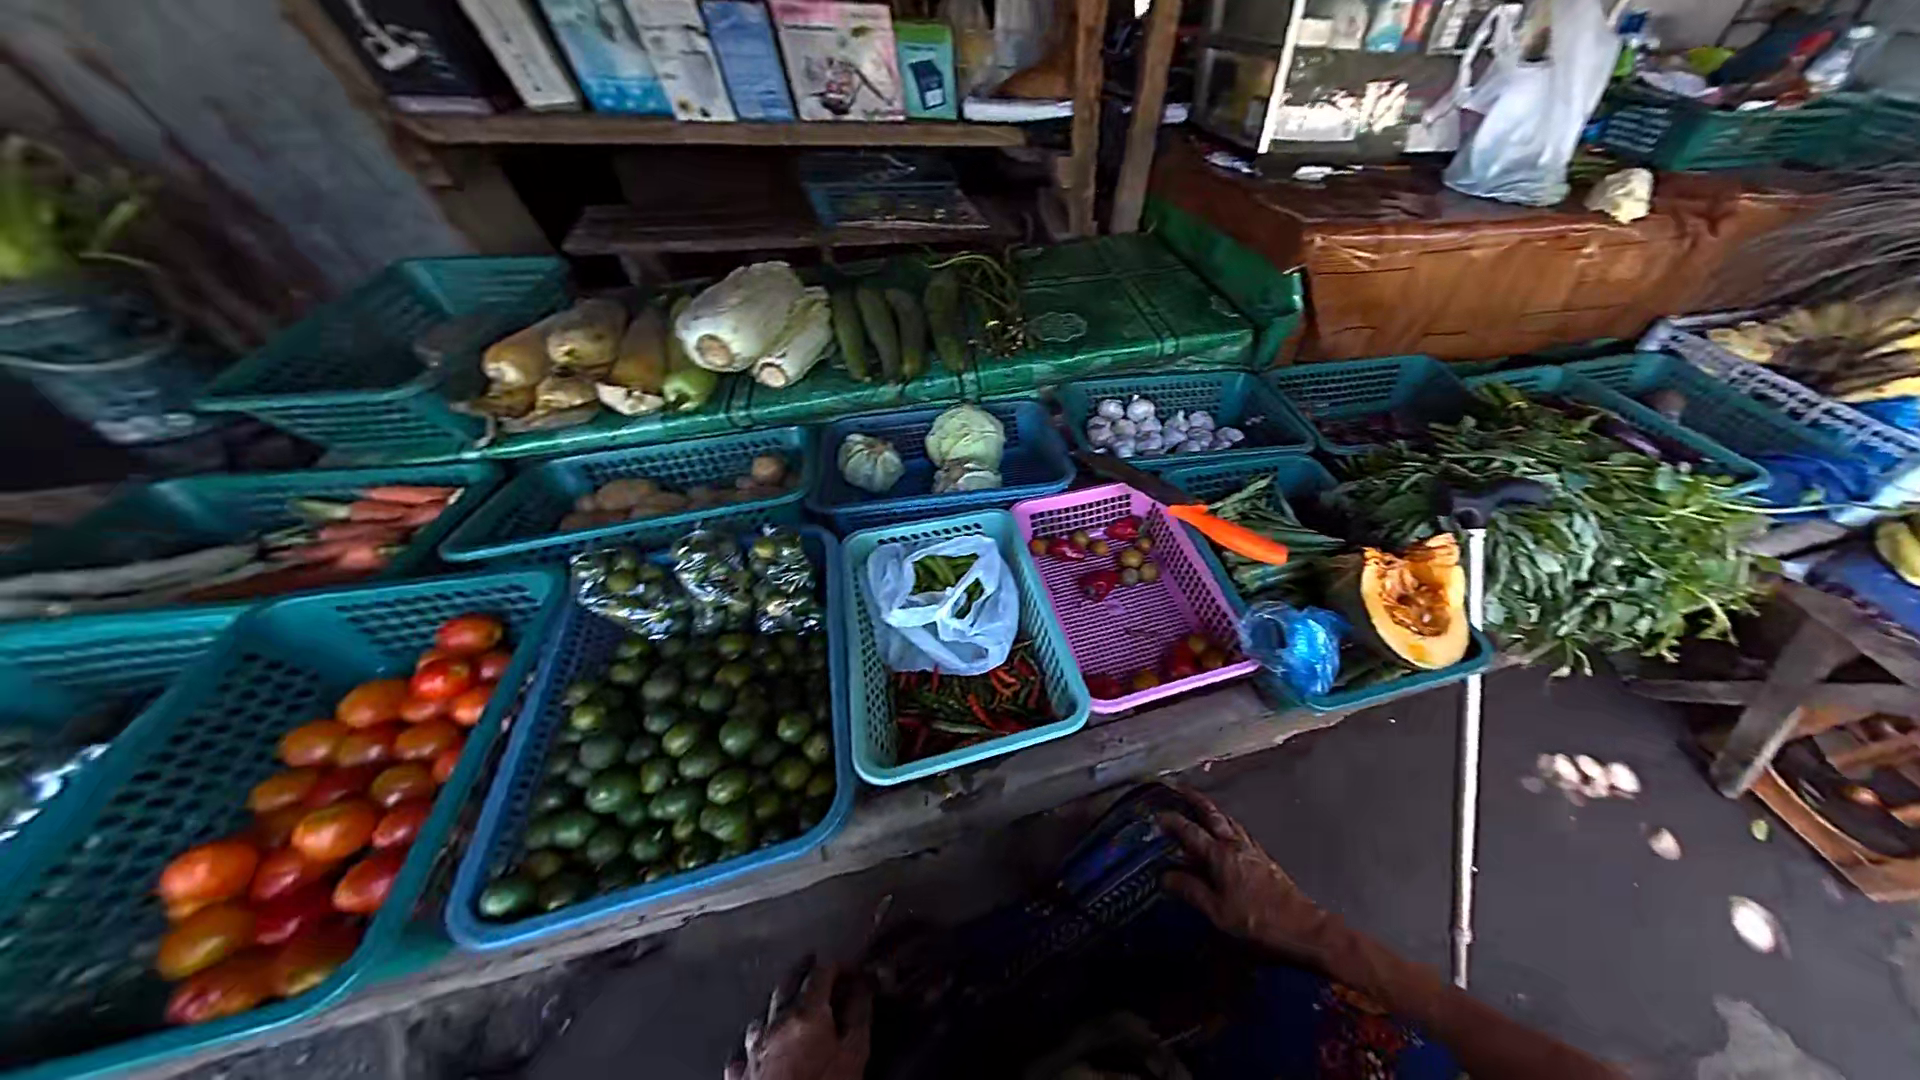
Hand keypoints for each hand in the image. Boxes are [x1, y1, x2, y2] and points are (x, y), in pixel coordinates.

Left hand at [725, 956, 871, 1079]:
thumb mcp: (854, 1056)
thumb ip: (859, 1015)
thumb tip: (863, 984)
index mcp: (805, 1013)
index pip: (821, 972)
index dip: (837, 966)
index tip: (850, 970)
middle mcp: (774, 1024)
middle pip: (787, 983)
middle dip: (804, 970)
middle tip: (815, 963)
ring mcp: (751, 1052)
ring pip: (762, 1013)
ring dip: (777, 1001)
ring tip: (788, 999)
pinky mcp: (737, 1079)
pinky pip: (742, 1050)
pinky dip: (753, 1041)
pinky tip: (756, 1046)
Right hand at [1156, 785, 1336, 967]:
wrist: (1304, 928)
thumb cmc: (1256, 921)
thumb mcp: (1217, 911)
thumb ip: (1190, 890)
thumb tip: (1164, 876)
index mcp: (1219, 855)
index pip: (1190, 831)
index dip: (1173, 821)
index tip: (1158, 814)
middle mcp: (1235, 845)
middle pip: (1212, 815)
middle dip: (1195, 800)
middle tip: (1180, 789)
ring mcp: (1252, 850)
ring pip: (1229, 821)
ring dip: (1213, 810)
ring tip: (1202, 806)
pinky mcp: (1264, 858)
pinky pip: (1242, 832)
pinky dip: (1229, 825)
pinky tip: (1229, 832)